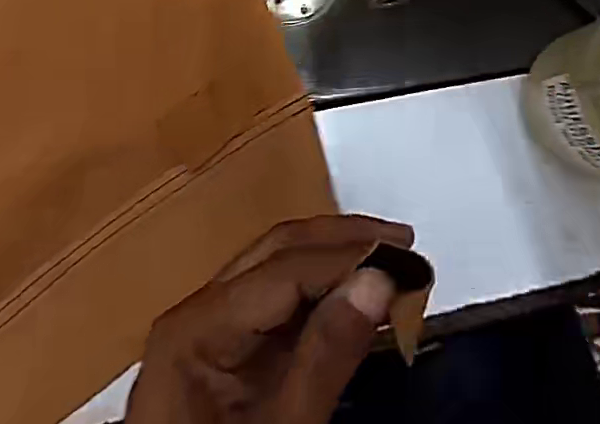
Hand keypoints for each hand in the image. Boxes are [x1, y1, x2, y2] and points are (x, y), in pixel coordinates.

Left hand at [125, 215, 415, 423]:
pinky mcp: (230, 349)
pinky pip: (282, 301)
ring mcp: (213, 326)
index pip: (284, 268)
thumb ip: (324, 358)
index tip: (404, 260)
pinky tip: (358, 293)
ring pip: (282, 265)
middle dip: (345, 241)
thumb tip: (377, 282)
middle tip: (403, 244)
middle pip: (280, 251)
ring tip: (391, 258)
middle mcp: (200, 310)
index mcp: (195, 326)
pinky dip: (326, 291)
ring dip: (339, 258)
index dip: (348, 258)